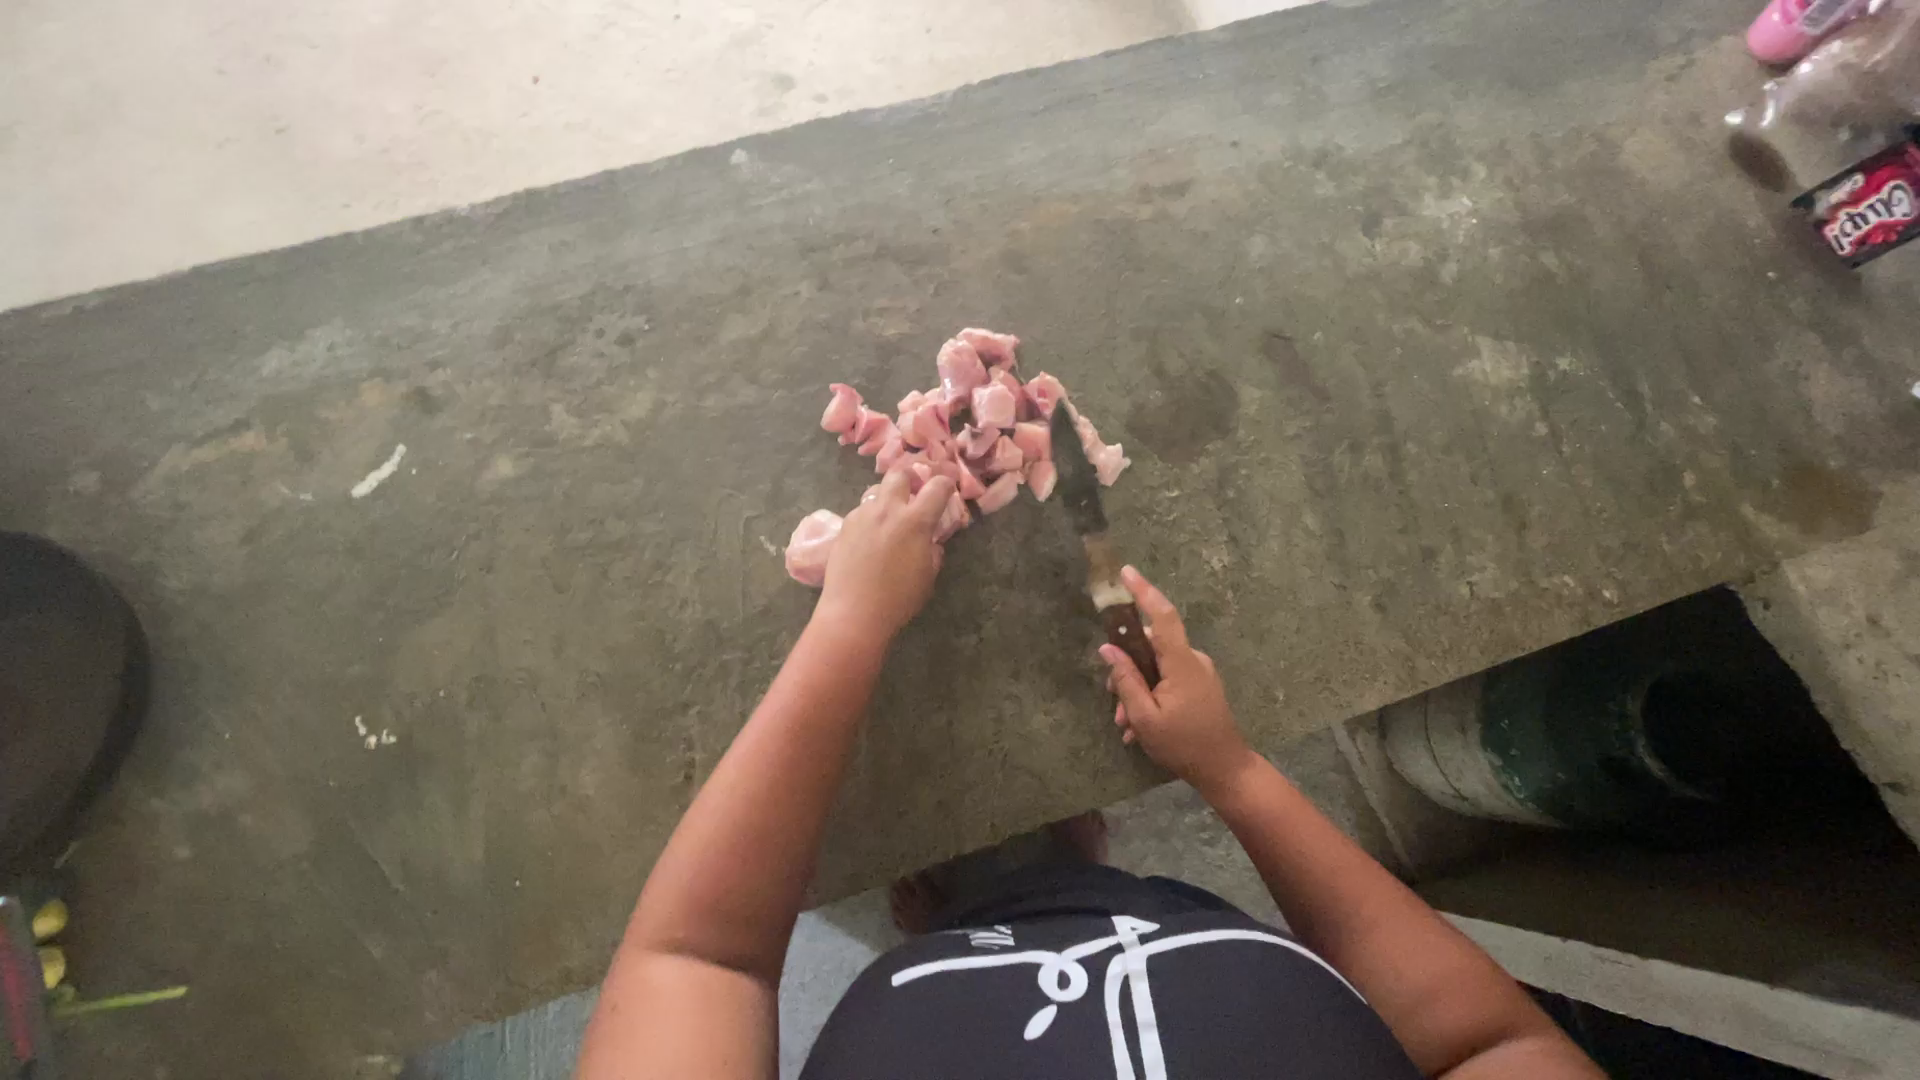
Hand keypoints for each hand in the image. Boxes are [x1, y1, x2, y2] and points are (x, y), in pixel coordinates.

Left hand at [816, 470, 956, 641]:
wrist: (853, 612)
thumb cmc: (898, 599)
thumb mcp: (928, 576)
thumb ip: (933, 551)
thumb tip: (931, 541)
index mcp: (915, 521)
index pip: (937, 486)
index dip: (946, 483)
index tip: (947, 488)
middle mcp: (888, 509)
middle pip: (899, 474)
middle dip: (909, 479)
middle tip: (914, 494)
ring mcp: (862, 515)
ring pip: (876, 492)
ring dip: (887, 499)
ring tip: (889, 518)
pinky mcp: (844, 526)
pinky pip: (861, 512)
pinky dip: (870, 518)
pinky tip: (869, 538)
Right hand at [1100, 566, 1256, 795]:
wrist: (1226, 770)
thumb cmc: (1184, 745)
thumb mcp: (1145, 718)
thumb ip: (1125, 680)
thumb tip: (1108, 649)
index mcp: (1181, 663)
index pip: (1162, 616)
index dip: (1144, 591)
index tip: (1126, 572)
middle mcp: (1193, 660)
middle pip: (1151, 646)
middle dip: (1127, 671)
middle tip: (1114, 705)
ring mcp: (1199, 672)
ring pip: (1157, 666)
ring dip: (1137, 690)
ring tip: (1128, 726)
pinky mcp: (1200, 684)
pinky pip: (1168, 678)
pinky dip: (1151, 695)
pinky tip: (1140, 727)